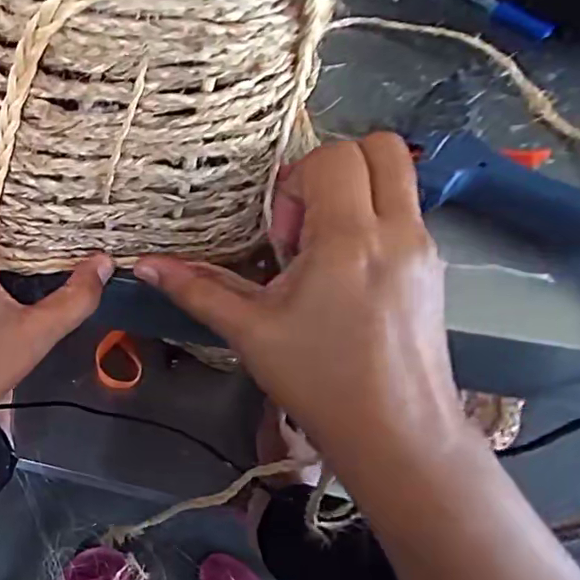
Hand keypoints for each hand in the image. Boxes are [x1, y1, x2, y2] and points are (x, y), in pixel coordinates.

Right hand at [136, 134, 478, 486]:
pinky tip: (342, 276)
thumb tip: (147, 266)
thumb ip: (197, 289)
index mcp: (349, 239)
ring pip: (398, 176)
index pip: (332, 157)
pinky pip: (404, 212)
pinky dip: (370, 219)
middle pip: (378, 147)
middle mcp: (397, 231)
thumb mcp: (249, 331)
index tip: (280, 235)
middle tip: (302, 223)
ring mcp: (423, 248)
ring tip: (321, 251)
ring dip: (353, 192)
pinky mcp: (433, 269)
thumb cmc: (320, 380)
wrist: (396, 432)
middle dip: (330, 169)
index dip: (294, 183)